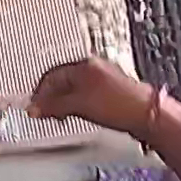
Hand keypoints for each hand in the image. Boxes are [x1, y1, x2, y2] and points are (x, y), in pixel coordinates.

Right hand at [28, 58, 154, 135]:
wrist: (146, 114)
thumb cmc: (118, 104)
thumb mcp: (77, 105)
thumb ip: (53, 106)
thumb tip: (34, 108)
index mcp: (83, 65)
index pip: (51, 76)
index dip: (39, 92)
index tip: (34, 106)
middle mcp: (93, 68)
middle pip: (61, 81)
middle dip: (51, 97)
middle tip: (44, 112)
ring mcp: (103, 79)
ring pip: (73, 89)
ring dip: (63, 102)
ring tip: (60, 115)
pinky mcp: (110, 91)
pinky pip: (85, 95)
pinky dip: (76, 104)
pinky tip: (77, 114)